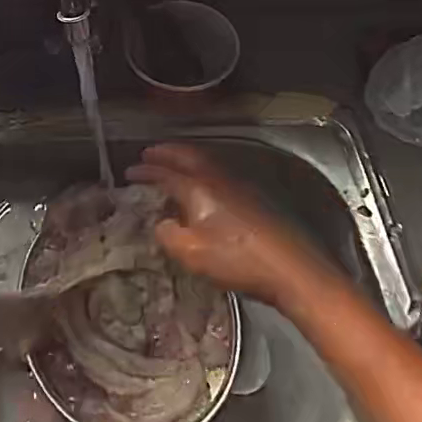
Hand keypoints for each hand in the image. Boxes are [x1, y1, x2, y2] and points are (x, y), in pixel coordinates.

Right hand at [127, 143, 337, 309]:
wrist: (292, 269)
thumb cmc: (237, 260)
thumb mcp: (192, 254)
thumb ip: (168, 235)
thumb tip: (160, 223)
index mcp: (198, 187)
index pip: (165, 172)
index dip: (145, 171)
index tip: (129, 172)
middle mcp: (217, 177)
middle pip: (187, 155)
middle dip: (166, 152)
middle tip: (149, 154)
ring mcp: (239, 184)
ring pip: (205, 161)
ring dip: (185, 158)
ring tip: (172, 163)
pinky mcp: (254, 196)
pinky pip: (218, 171)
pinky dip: (201, 169)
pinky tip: (202, 184)